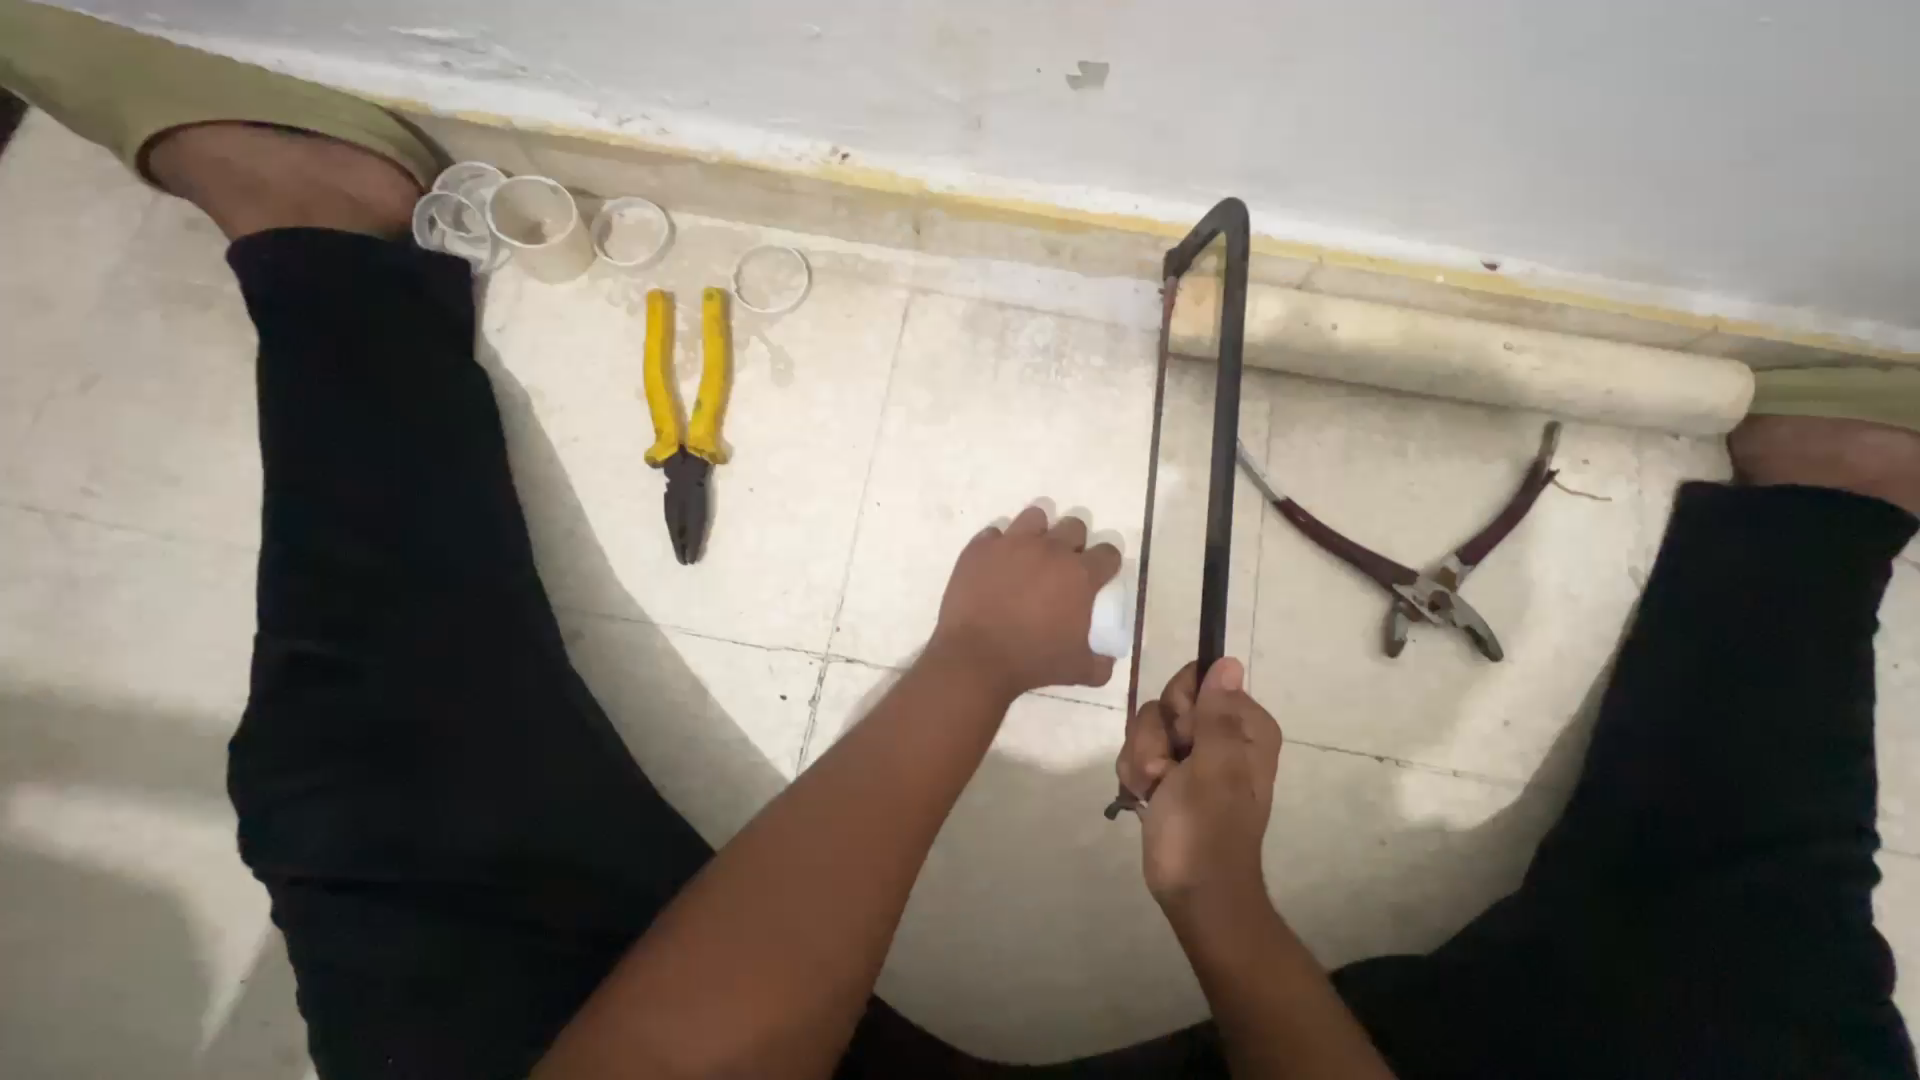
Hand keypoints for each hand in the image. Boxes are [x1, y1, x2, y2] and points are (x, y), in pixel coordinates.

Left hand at [928, 505, 1121, 698]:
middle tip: (1062, 566)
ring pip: (1035, 518)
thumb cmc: (1032, 662)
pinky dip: (998, 546)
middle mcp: (1050, 549)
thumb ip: (1101, 663)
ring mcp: (1013, 543)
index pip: (1108, 552)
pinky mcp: (981, 547)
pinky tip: (996, 564)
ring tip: (1030, 554)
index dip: (1106, 563)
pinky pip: (994, 534)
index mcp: (1081, 574)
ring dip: (1038, 533)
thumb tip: (1107, 659)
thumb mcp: (1079, 670)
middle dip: (1074, 543)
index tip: (1098, 576)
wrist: (976, 658)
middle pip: (1074, 526)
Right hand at [1116, 658, 1281, 910]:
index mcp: (1244, 727)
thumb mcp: (1214, 767)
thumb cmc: (1207, 829)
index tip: (1183, 739)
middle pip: (1168, 702)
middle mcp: (1221, 734)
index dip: (1180, 707)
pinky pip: (1137, 751)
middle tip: (1167, 771)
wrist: (1193, 891)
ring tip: (1156, 791)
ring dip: (1142, 759)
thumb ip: (1217, 713)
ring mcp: (1193, 755)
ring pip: (1146, 727)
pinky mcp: (1168, 774)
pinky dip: (1135, 775)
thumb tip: (1228, 661)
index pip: (1199, 679)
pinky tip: (1146, 798)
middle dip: (1154, 738)